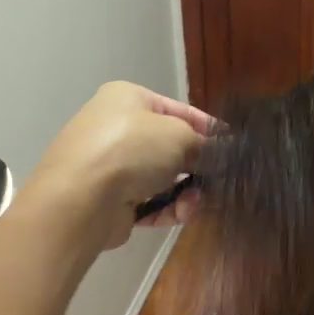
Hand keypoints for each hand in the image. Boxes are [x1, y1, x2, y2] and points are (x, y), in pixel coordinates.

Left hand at [19, 81, 214, 248]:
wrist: (81, 198)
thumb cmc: (131, 150)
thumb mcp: (178, 135)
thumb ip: (202, 144)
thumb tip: (213, 154)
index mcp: (127, 98)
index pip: (177, 109)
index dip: (206, 127)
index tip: (232, 146)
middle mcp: (116, 128)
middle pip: (169, 147)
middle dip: (196, 167)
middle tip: (217, 180)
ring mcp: (111, 166)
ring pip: (162, 179)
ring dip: (184, 193)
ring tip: (193, 204)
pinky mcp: (110, 200)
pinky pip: (149, 202)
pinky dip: (167, 209)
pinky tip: (179, 215)